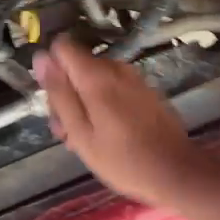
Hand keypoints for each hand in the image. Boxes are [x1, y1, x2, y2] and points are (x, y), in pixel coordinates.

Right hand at [33, 37, 205, 207]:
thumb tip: (40, 57)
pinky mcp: (145, 90)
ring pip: (95, 78)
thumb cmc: (124, 159)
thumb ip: (59, 93)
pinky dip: (105, 103)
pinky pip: (114, 87)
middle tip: (67, 131)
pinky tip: (110, 134)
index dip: (52, 69)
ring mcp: (133, 77)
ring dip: (85, 101)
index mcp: (95, 74)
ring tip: (88, 138)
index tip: (54, 99)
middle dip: (67, 92)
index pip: (61, 46)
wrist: (178, 174)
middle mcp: (114, 67)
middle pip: (77, 65)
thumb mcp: (81, 133)